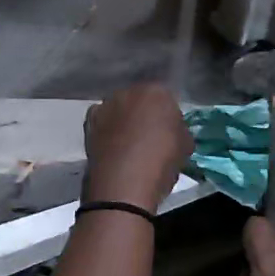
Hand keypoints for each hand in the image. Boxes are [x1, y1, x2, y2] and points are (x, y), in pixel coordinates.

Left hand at [82, 83, 193, 209]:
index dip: (169, 115)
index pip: (167, 98)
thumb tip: (173, 131)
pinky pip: (103, 122)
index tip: (171, 129)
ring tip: (130, 143)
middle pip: (140, 99)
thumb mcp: (185, 144)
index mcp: (157, 92)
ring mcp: (106, 106)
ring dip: (125, 120)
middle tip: (151, 135)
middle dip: (145, 113)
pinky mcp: (88, 123)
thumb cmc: (162, 160)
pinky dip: (107, 130)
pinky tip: (114, 147)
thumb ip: (179, 130)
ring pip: (120, 109)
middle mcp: (129, 92)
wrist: (125, 183)